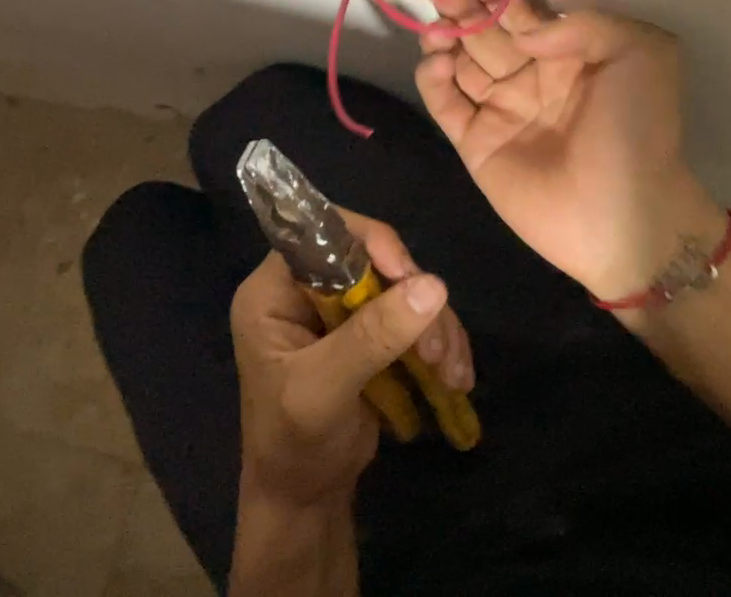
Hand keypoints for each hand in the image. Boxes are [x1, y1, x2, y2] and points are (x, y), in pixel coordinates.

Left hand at [229, 210, 469, 507]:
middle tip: (436, 346)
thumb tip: (432, 285)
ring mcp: (342, 311)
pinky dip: (439, 342)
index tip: (406, 273)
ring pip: (402, 287)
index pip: (321, 235)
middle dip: (412, 298)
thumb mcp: (324, 389)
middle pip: (373, 259)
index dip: (369, 242)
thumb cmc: (293, 443)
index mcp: (275, 290)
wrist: (304, 497)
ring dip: (434, 325)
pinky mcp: (371, 333)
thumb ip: (371, 336)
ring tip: (449, 371)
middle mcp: (307, 290)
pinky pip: (414, 316)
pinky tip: (455, 376)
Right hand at [413, 0, 724, 299]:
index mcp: (570, 54)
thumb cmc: (639, 129)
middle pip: (488, 31)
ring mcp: (502, 110)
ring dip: (446, 36)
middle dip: (467, 5)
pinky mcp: (476, 143)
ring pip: (462, 61)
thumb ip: (586, 23)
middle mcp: (532, 76)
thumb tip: (527, 30)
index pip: (525, 11)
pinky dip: (433, 80)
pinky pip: (446, 104)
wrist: (624, 214)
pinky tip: (436, 61)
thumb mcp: (642, 54)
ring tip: (438, 22)